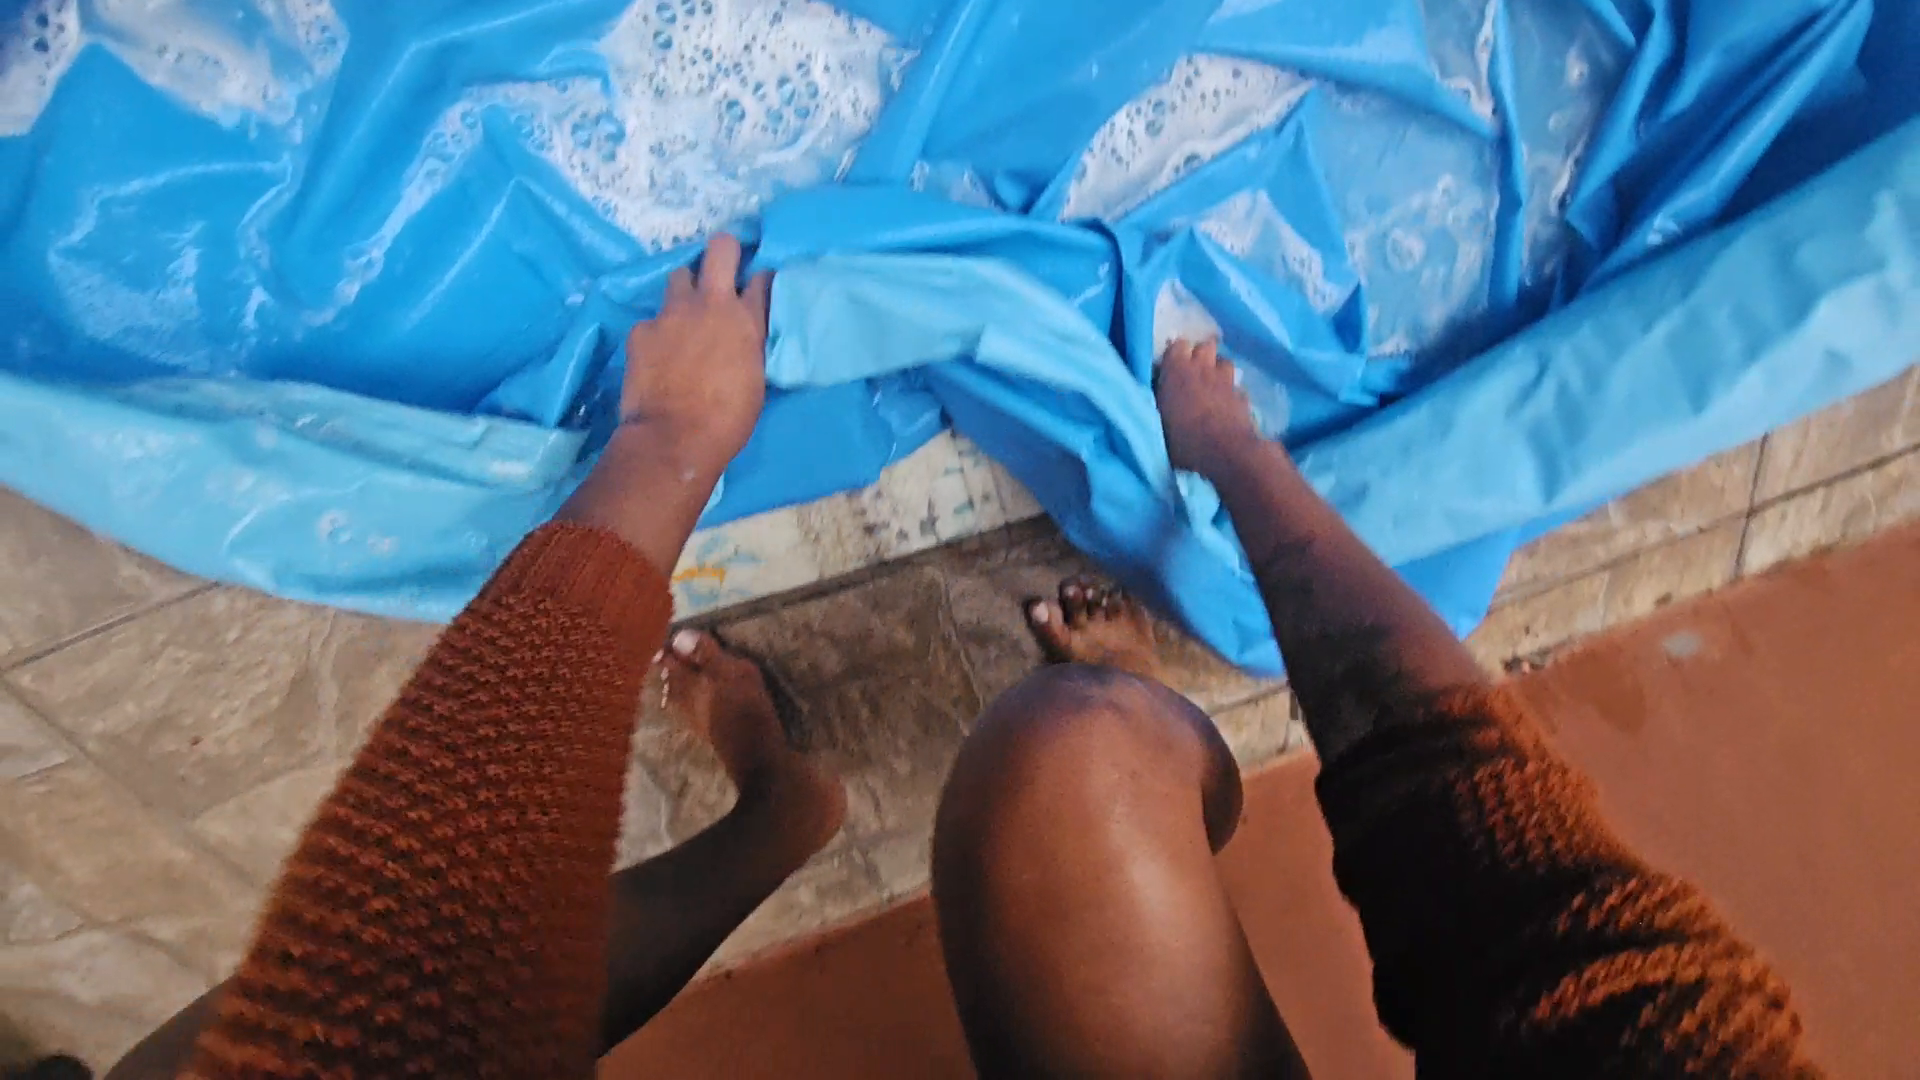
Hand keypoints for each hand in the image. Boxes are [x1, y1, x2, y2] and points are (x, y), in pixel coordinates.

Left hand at [620, 233, 772, 471]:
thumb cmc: (729, 419)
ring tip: (687, 314)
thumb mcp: (755, 379)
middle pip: (719, 249)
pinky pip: (654, 319)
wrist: (675, 437)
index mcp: (747, 321)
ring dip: (687, 289)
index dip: (760, 279)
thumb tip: (744, 338)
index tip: (758, 286)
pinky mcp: (641, 329)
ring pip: (680, 277)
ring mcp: (671, 313)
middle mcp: (710, 304)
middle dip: (724, 252)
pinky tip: (660, 354)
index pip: (761, 279)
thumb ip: (750, 347)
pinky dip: (660, 332)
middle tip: (724, 268)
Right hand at [1154, 339, 1267, 476]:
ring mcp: (1227, 380)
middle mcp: (1204, 368)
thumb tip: (1157, 394)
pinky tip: (1225, 406)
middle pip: (1205, 346)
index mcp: (1177, 371)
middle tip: (1190, 375)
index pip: (1177, 345)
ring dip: (1216, 370)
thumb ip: (1157, 403)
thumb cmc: (1184, 440)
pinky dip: (1230, 392)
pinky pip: (1235, 385)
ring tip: (1209, 387)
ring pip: (1223, 362)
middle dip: (1198, 356)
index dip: (1175, 355)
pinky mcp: (1243, 396)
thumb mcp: (1158, 424)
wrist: (1227, 453)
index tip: (1169, 369)